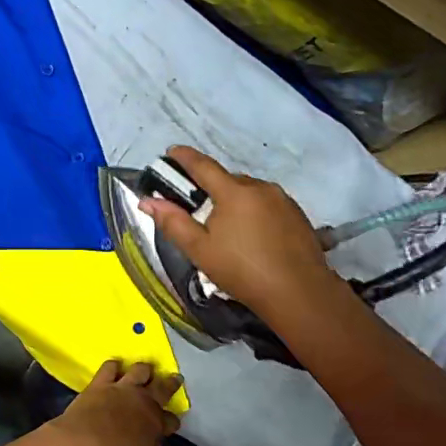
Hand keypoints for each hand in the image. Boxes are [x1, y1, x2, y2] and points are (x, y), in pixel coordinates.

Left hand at [45, 360, 181, 445]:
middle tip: (175, 377)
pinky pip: (110, 367)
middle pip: (163, 388)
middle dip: (171, 383)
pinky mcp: (101, 383)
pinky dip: (114, 366)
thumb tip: (153, 440)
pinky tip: (114, 366)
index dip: (171, 420)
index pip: (172, 420)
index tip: (170, 421)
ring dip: (144, 370)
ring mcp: (123, 389)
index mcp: (157, 424)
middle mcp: (144, 402)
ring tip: (146, 369)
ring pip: (140, 370)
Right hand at [137, 145, 346, 320]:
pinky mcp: (298, 215)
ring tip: (226, 229)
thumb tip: (147, 201)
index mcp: (234, 192)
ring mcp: (283, 200)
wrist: (298, 292)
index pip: (203, 166)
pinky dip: (254, 213)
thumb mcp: (199, 250)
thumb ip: (173, 222)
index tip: (171, 152)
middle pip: (228, 180)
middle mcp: (260, 187)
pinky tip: (252, 237)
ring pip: (250, 192)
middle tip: (197, 209)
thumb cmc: (242, 271)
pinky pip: (268, 205)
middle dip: (210, 188)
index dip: (184, 157)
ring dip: (234, 202)